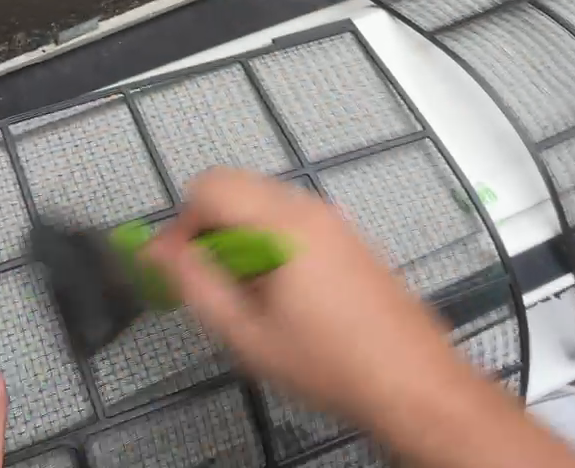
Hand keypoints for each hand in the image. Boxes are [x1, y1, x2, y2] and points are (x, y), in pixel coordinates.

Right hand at [144, 169, 574, 467]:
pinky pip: (287, 214)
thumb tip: (154, 251)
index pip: (207, 186)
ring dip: (237, 230)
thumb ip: (192, 284)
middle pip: (231, 185)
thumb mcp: (246, 334)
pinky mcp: (346, 233)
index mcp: (279, 222)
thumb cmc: (331, 364)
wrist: (419, 388)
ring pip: (257, 198)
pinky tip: (282, 290)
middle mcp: (306, 206)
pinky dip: (267, 235)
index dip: (183, 223)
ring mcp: (331, 217)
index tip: (183, 265)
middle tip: (210, 277)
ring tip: (247, 289)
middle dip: (207, 226)